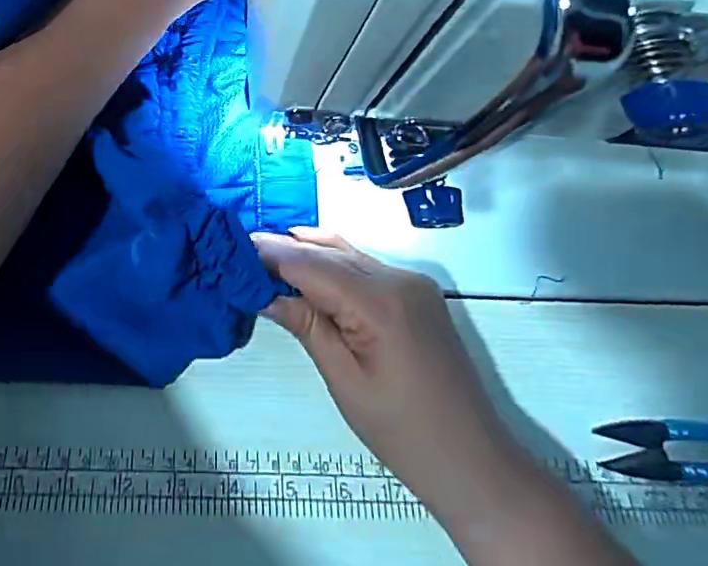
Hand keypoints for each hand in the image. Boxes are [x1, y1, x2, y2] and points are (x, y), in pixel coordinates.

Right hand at [251, 228, 519, 516]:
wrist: (475, 462)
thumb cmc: (403, 432)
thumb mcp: (343, 380)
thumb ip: (305, 324)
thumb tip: (262, 291)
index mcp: (380, 301)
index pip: (311, 263)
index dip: (270, 253)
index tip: (232, 246)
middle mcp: (398, 279)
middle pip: (328, 252)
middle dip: (284, 249)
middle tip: (239, 249)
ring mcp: (411, 283)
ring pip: (347, 253)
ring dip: (307, 252)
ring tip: (263, 253)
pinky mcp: (416, 293)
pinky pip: (365, 266)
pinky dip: (332, 263)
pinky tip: (306, 266)